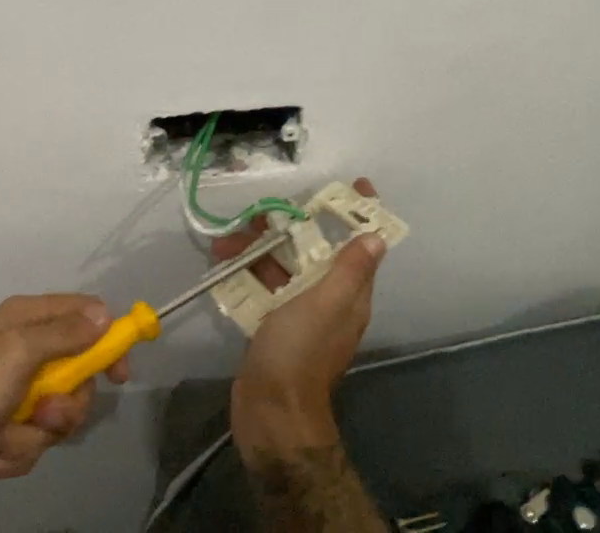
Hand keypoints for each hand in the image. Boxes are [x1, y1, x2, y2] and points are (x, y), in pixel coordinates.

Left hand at [0, 294, 130, 492]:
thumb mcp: (19, 350)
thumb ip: (65, 334)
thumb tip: (104, 313)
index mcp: (27, 321)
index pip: (84, 318)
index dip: (106, 342)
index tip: (119, 374)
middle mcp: (23, 353)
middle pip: (76, 379)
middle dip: (64, 406)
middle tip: (45, 413)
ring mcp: (12, 396)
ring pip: (55, 420)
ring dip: (31, 435)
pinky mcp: (2, 433)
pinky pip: (31, 446)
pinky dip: (11, 453)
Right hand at [210, 178, 385, 448]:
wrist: (270, 412)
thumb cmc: (300, 353)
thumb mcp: (326, 304)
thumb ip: (349, 270)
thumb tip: (376, 237)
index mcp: (349, 296)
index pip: (363, 246)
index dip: (362, 215)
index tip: (353, 185)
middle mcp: (328, 301)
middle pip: (314, 252)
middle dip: (287, 229)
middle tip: (256, 215)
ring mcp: (298, 315)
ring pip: (283, 268)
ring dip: (257, 249)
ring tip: (225, 243)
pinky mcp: (272, 326)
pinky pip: (262, 288)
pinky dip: (245, 274)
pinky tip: (222, 267)